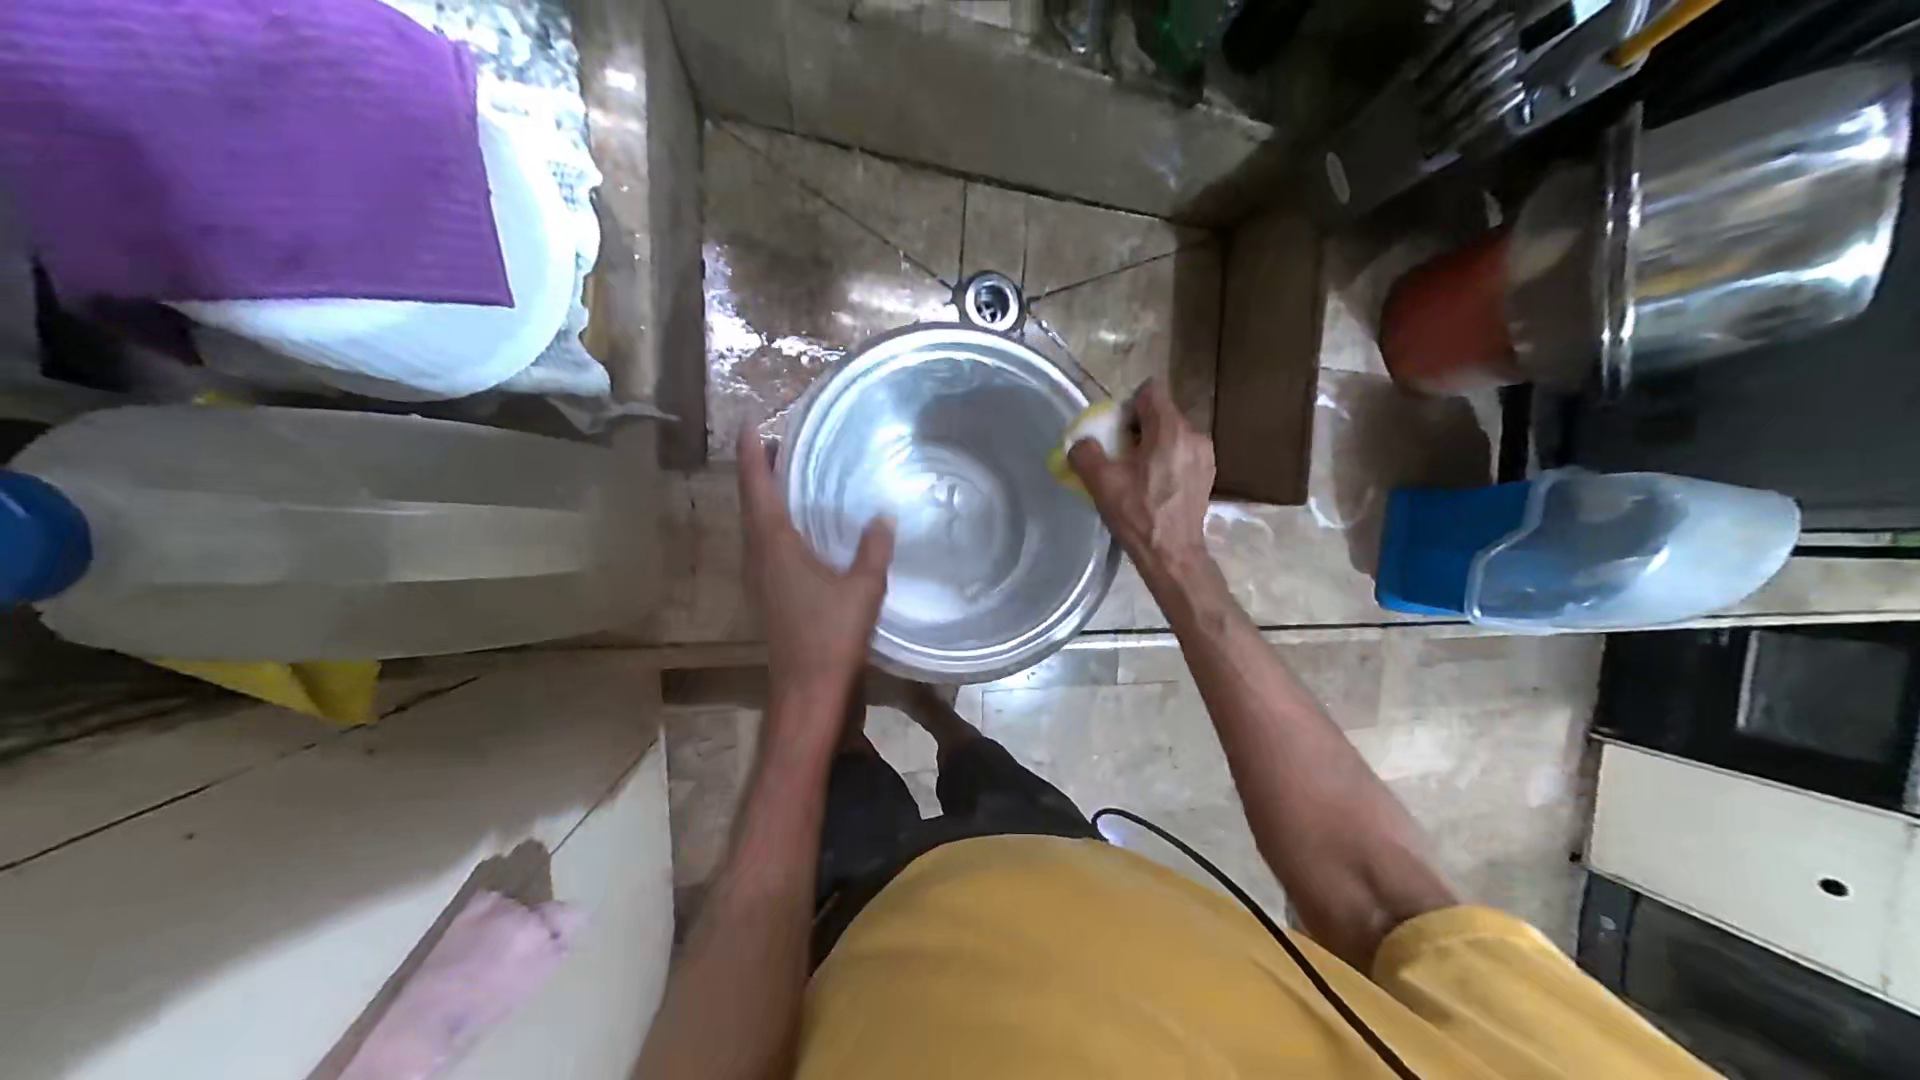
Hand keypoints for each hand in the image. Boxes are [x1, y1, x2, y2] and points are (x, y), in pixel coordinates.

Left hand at [737, 428, 894, 730]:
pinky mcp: (766, 594)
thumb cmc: (831, 636)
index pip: (758, 488)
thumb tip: (883, 517)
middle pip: (750, 503)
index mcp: (775, 546)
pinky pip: (763, 544)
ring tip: (786, 476)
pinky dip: (772, 522)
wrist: (806, 690)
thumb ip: (873, 549)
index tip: (749, 423)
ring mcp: (758, 578)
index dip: (753, 454)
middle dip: (758, 470)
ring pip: (753, 525)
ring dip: (763, 497)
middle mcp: (758, 556)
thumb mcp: (863, 588)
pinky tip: (795, 527)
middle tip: (777, 444)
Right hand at [1067, 378, 1215, 584]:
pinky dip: (1166, 459)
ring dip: (1152, 444)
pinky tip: (1154, 486)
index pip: (1151, 391)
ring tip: (1137, 473)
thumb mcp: (1102, 484)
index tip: (1116, 430)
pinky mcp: (1207, 473)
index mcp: (1170, 431)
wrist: (1172, 555)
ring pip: (1172, 433)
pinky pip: (1182, 451)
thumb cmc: (1138, 516)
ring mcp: (1205, 455)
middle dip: (1138, 426)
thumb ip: (1086, 453)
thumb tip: (1082, 443)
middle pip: (1161, 412)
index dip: (1129, 404)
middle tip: (1120, 455)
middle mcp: (1194, 435)